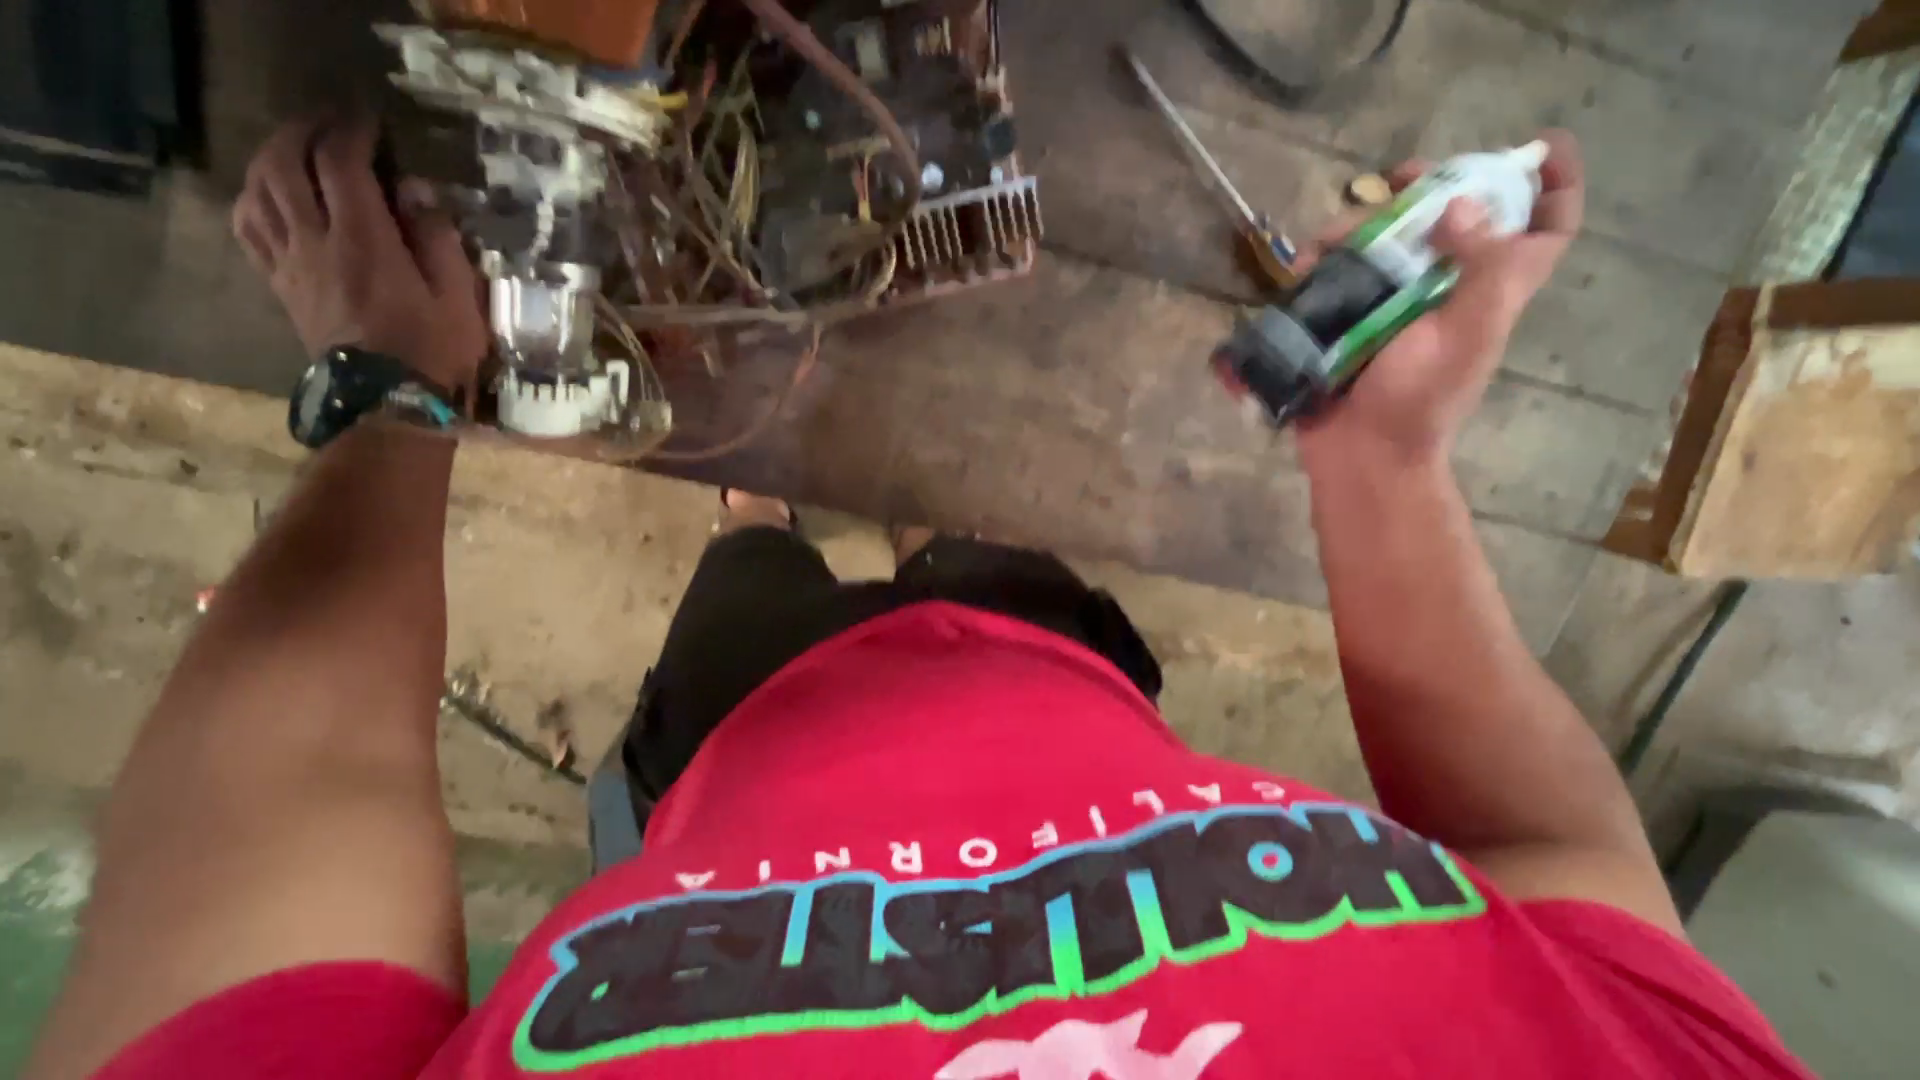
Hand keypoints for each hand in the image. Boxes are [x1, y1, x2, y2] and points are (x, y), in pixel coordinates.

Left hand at [232, 118, 487, 390]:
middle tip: (331, 125)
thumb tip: (416, 191)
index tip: (371, 123)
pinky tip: (270, 194)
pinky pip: (249, 228)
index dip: (351, 132)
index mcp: (366, 242)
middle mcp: (317, 242)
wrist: (389, 402)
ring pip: (258, 189)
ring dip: (272, 157)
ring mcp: (291, 262)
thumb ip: (439, 239)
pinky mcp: (280, 284)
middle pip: (285, 164)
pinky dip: (253, 198)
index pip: (341, 164)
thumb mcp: (459, 297)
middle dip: (304, 133)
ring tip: (297, 150)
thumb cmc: (433, 351)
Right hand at [1295, 131, 1584, 465]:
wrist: (1359, 455)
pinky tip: (1303, 267)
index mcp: (1493, 290)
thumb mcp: (1466, 335)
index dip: (1556, 184)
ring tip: (1324, 240)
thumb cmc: (1417, 401)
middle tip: (1398, 176)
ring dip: (1358, 228)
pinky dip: (1323, 264)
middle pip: (1456, 219)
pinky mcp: (1350, 321)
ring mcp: (1395, 305)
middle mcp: (1449, 289)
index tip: (1540, 147)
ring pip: (1389, 242)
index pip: (1547, 228)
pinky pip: (1341, 276)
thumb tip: (1459, 205)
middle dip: (1433, 188)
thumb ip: (1481, 268)